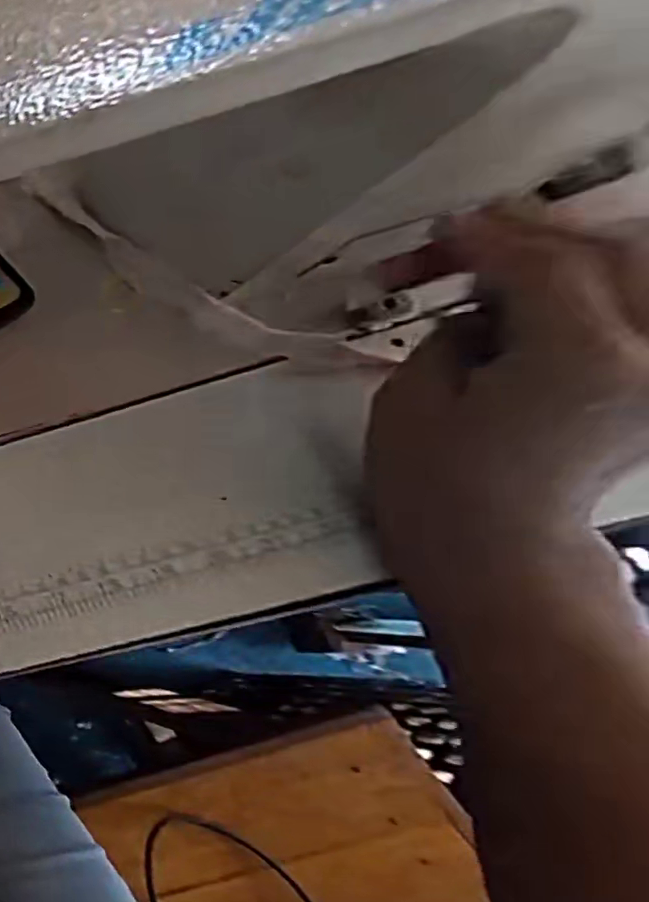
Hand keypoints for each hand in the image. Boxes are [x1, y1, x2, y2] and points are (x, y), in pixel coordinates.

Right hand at [366, 206, 648, 575]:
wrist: (491, 541)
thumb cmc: (432, 481)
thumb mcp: (411, 400)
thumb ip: (453, 335)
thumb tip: (481, 306)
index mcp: (580, 359)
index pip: (548, 266)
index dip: (492, 238)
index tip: (449, 226)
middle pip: (623, 251)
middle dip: (543, 234)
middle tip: (475, 235)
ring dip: (583, 251)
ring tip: (514, 259)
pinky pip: (648, 304)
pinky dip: (606, 283)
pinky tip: (550, 289)